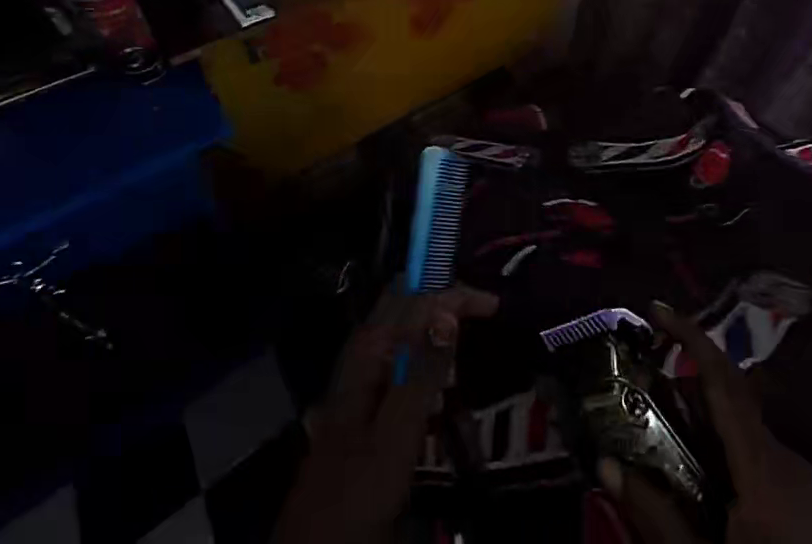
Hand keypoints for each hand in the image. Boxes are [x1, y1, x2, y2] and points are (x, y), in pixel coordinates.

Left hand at [273, 285, 499, 543]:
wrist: (318, 538)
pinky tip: (444, 372)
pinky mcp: (371, 398)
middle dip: (445, 300)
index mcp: (367, 349)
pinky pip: (404, 358)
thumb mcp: (395, 433)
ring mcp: (365, 373)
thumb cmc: (357, 487)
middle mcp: (364, 350)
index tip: (494, 305)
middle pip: (408, 305)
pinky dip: (428, 354)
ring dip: (438, 323)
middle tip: (486, 311)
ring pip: (406, 330)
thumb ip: (421, 371)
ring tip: (473, 329)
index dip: (453, 293)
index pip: (413, 297)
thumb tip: (447, 311)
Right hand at [600, 302, 811, 543]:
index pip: (725, 383)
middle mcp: (793, 464)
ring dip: (708, 428)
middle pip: (733, 405)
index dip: (691, 338)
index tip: (657, 309)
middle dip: (687, 390)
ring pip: (749, 435)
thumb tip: (606, 463)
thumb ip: (656, 513)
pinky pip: (768, 461)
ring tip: (669, 449)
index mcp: (767, 472)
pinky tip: (711, 488)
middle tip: (643, 398)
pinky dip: (732, 454)